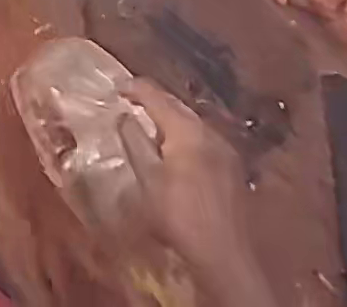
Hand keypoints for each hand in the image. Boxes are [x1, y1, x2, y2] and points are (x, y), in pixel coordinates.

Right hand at [116, 78, 255, 276]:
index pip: (155, 95)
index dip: (132, 88)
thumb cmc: (179, 215)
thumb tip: (123, 115)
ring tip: (146, 121)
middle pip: (175, 104)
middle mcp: (209, 132)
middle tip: (127, 101)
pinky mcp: (232, 167)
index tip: (114, 88)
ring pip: (190, 119)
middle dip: (151, 99)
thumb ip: (133, 140)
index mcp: (187, 130)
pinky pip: (202, 136)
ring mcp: (225, 149)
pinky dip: (183, 132)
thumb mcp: (146, 177)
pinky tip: (173, 147)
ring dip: (168, 116)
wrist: (227, 259)